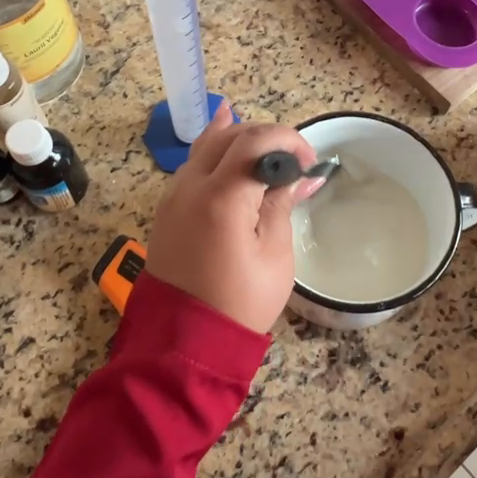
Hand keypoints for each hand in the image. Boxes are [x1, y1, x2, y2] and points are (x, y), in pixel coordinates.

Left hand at [144, 102, 317, 333]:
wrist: (184, 342)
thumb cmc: (239, 303)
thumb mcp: (275, 255)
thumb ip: (281, 205)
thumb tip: (300, 175)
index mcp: (221, 198)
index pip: (256, 142)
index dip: (288, 140)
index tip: (309, 160)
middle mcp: (191, 186)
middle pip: (230, 136)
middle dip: (265, 136)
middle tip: (293, 158)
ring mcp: (173, 195)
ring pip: (206, 145)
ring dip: (239, 138)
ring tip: (267, 144)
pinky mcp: (167, 207)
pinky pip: (192, 163)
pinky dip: (214, 149)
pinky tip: (225, 135)